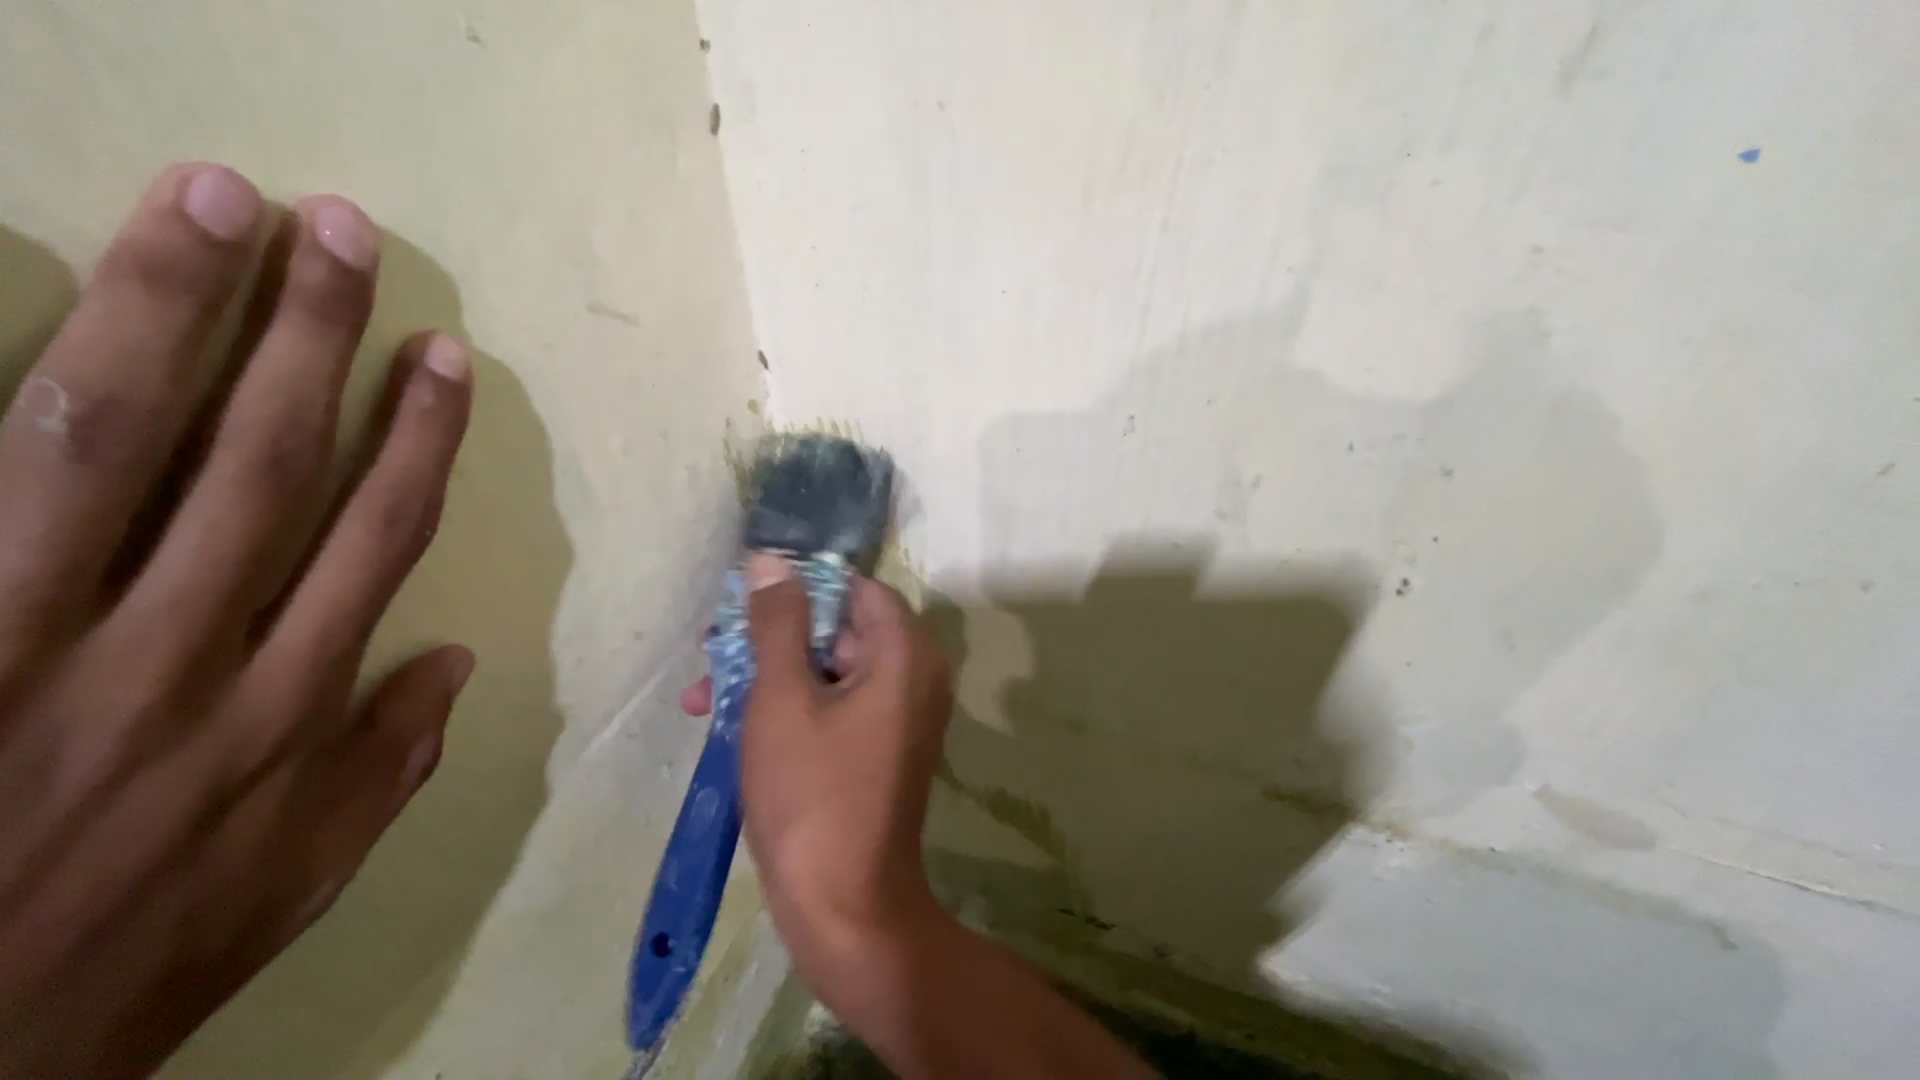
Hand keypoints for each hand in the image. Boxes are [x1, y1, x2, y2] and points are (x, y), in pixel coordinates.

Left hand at [0, 164, 472, 1077]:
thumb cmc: (136, 950)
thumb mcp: (301, 879)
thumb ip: (386, 766)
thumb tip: (454, 662)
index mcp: (288, 713)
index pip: (374, 535)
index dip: (415, 435)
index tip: (440, 353)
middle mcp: (182, 656)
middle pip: (262, 462)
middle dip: (306, 335)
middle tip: (333, 227)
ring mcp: (33, 640)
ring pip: (117, 441)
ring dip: (174, 313)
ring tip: (212, 206)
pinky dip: (7, 389)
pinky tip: (39, 305)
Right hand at [683, 556, 952, 963]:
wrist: (843, 904)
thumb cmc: (810, 794)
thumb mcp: (781, 699)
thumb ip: (776, 625)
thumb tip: (771, 563)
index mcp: (905, 654)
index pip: (855, 588)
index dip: (799, 589)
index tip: (745, 605)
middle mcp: (915, 676)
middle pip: (839, 628)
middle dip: (770, 639)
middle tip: (711, 652)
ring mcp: (900, 716)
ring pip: (829, 670)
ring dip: (768, 677)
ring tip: (701, 699)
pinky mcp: (880, 749)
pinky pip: (835, 706)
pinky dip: (790, 708)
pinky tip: (731, 726)